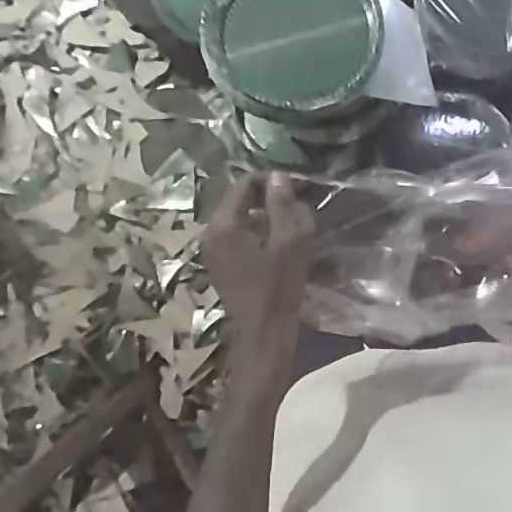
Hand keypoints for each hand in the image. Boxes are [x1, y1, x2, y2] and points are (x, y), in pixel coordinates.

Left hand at [203, 172, 316, 349]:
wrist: (264, 335)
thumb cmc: (277, 288)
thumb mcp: (288, 243)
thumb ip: (282, 206)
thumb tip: (278, 176)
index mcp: (223, 225)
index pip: (244, 184)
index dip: (272, 181)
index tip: (298, 186)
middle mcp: (211, 234)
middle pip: (241, 202)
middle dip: (270, 200)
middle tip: (300, 205)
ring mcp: (214, 252)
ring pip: (242, 221)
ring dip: (267, 218)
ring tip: (296, 224)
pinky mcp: (222, 267)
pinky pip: (241, 239)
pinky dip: (260, 235)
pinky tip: (282, 244)